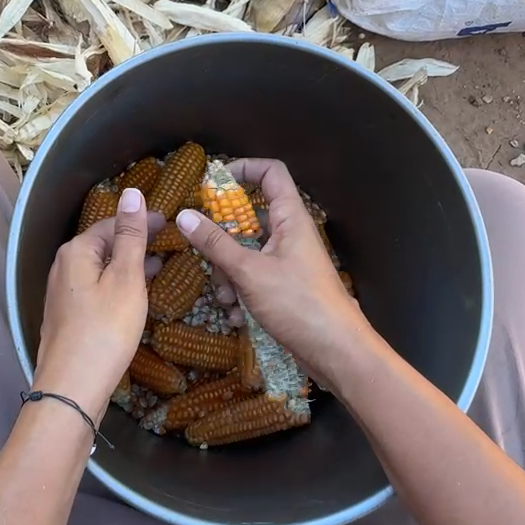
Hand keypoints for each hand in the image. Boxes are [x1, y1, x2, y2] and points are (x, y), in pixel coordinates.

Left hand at [34, 188, 157, 418]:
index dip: (141, 221)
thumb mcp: (125, 278)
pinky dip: (118, 286)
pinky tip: (135, 297)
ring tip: (159, 268)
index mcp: (77, 251)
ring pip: (101, 268)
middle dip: (135, 242)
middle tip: (168, 244)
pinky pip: (97, 289)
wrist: (72, 389)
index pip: (113, 223)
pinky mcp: (68, 317)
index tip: (169, 222)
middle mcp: (64, 266)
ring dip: (128, 265)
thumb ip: (130, 236)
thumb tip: (132, 193)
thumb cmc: (104, 330)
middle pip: (104, 244)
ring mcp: (63, 293)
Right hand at [177, 159, 379, 389]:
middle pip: (250, 217)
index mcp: (289, 218)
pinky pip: (255, 278)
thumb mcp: (249, 272)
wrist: (339, 355)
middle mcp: (289, 234)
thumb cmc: (298, 304)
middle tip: (205, 250)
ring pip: (247, 252)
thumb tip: (185, 215)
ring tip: (225, 297)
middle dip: (223, 237)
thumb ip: (216, 243)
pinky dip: (242, 293)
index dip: (244, 169)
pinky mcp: (285, 288)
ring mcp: (288, 262)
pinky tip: (238, 316)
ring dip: (229, 273)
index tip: (214, 184)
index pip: (271, 172)